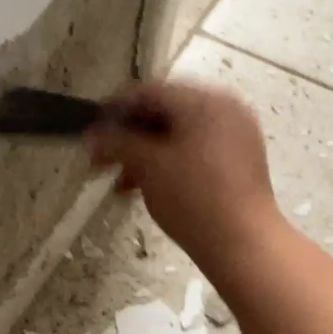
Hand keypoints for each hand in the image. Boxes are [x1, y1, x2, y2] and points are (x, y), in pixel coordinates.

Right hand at [90, 81, 284, 275]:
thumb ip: (116, 143)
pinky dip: (169, 160)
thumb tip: (91, 135)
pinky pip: (196, 148)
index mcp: (204, 101)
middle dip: (130, 135)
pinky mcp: (239, 158)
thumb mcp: (148, 166)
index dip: (115, 110)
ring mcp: (236, 132)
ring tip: (123, 180)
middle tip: (103, 159)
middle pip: (166, 111)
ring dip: (146, 151)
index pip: (149, 92)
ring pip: (179, 132)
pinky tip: (149, 185)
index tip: (91, 132)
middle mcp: (225, 107)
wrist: (241, 241)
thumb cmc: (192, 198)